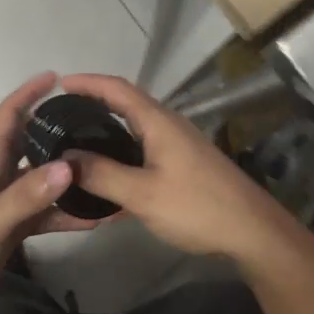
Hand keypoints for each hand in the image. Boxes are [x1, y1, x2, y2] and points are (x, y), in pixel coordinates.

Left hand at [0, 72, 101, 313]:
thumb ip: (27, 195)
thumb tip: (68, 166)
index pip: (7, 117)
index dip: (27, 94)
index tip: (55, 78)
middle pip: (31, 144)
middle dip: (58, 130)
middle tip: (94, 123)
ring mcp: (7, 204)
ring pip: (43, 180)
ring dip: (68, 176)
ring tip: (105, 168)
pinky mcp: (14, 229)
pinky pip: (46, 213)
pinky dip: (68, 214)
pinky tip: (95, 218)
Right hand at [61, 74, 300, 265]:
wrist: (252, 231)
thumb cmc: (197, 207)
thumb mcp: (143, 194)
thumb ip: (102, 175)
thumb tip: (65, 158)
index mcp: (158, 122)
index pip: (117, 88)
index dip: (88, 82)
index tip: (60, 84)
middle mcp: (168, 125)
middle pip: (126, 103)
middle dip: (94, 103)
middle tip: (62, 115)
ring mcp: (179, 144)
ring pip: (136, 126)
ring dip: (108, 128)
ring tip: (78, 142)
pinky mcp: (185, 163)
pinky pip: (145, 146)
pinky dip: (123, 150)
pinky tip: (111, 174)